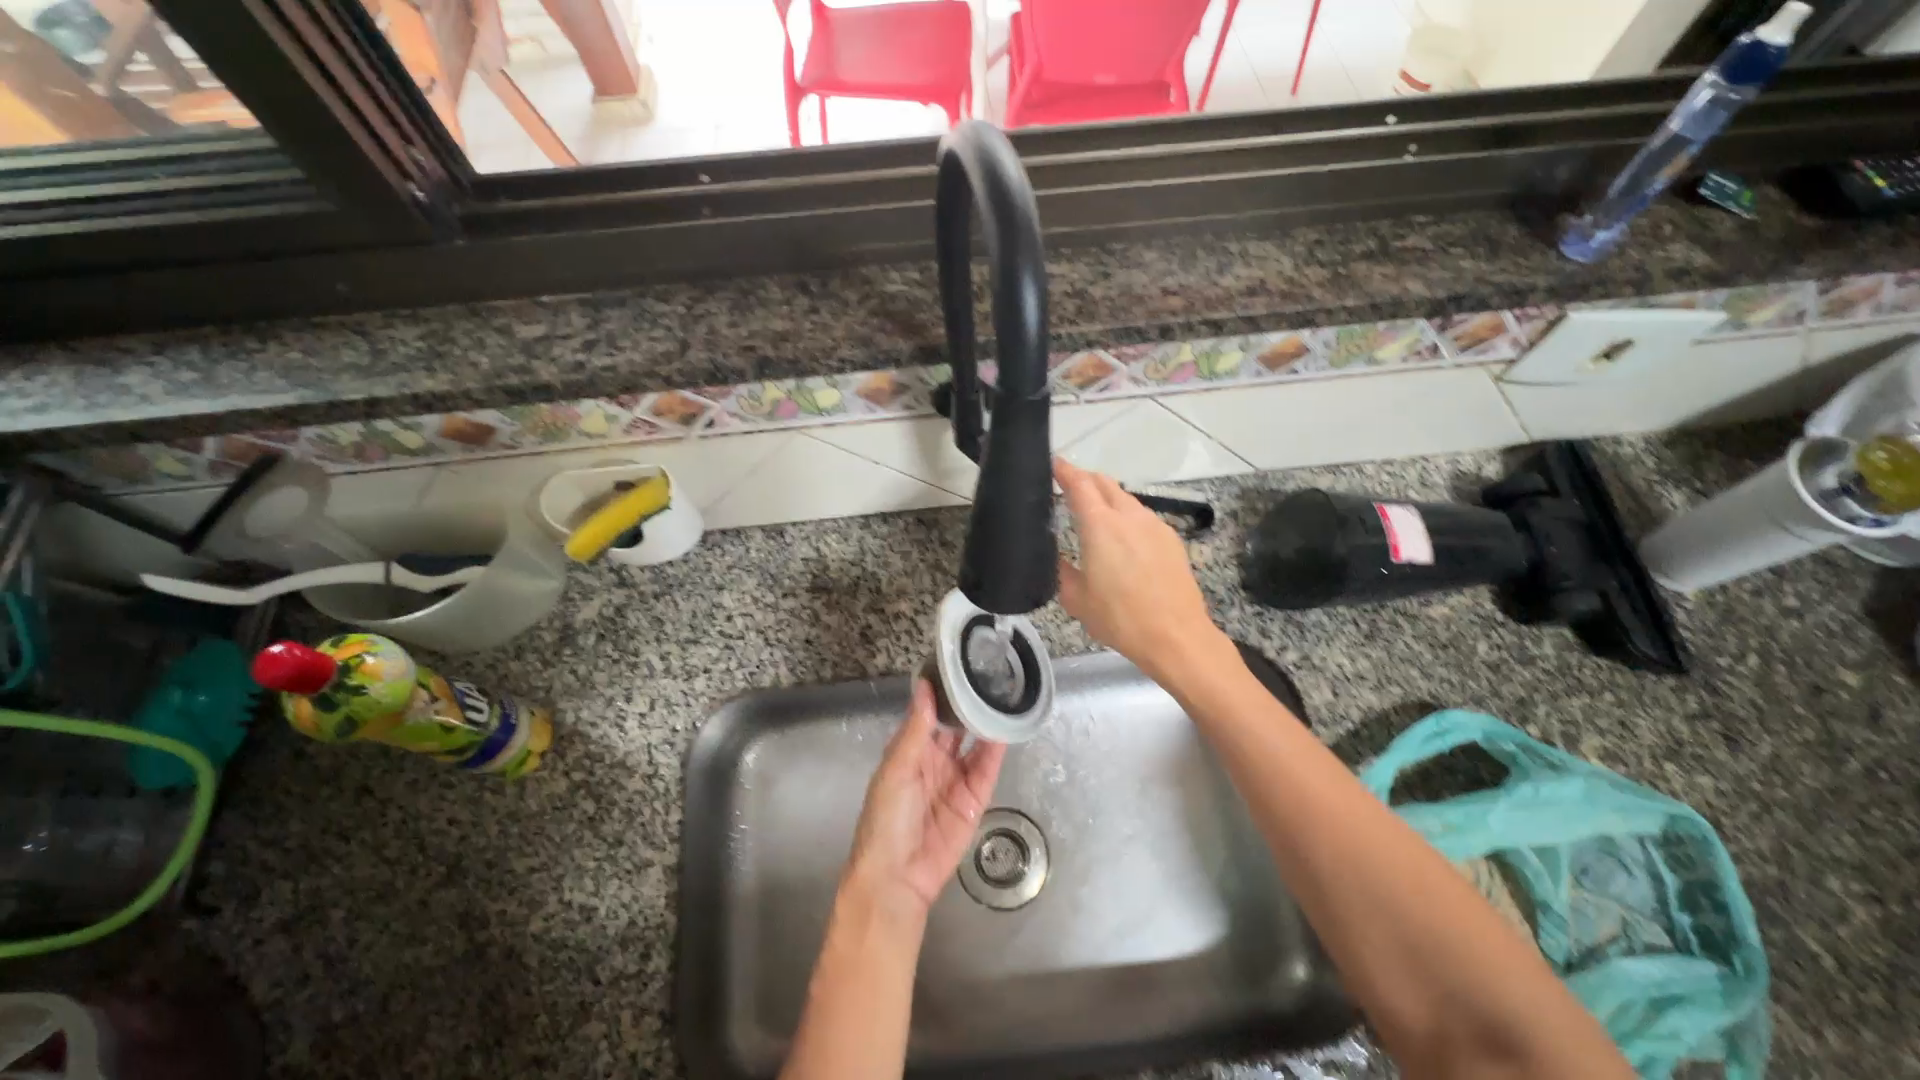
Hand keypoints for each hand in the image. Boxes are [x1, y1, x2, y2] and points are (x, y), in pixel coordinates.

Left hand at [842, 679, 1006, 918]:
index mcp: (908, 751)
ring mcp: (954, 780)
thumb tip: (924, 686)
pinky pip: (986, 770)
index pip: (928, 714)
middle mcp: (933, 761)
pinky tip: (1006, 728)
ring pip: (974, 745)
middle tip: (989, 675)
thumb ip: (916, 729)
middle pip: (955, 727)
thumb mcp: (897, 769)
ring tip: (1003, 696)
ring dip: (986, 724)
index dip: (942, 693)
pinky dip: (996, 750)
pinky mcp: (974, 800)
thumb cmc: (886, 819)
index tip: (959, 665)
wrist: (898, 876)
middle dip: (969, 705)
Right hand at [1054, 459, 1226, 680]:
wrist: (1175, 636)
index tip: (1052, 463)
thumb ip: (1061, 570)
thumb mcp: (1076, 599)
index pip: (1079, 483)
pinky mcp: (1171, 539)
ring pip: (1126, 499)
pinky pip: (1143, 518)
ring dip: (1107, 499)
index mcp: (1100, 525)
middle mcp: (1128, 516)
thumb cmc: (1120, 619)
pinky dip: (1126, 518)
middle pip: (1104, 483)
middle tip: (1067, 489)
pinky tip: (1122, 540)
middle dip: (1085, 480)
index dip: (1063, 470)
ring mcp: (1154, 525)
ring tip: (1093, 517)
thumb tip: (1055, 555)